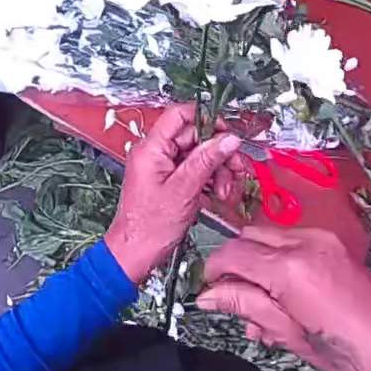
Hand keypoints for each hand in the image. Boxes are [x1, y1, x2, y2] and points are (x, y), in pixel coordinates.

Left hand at [105, 104, 245, 283]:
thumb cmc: (149, 228)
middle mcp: (156, 153)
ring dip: (218, 170)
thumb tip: (229, 139)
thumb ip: (207, 161)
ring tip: (226, 190)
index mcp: (152, 149)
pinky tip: (219, 193)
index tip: (227, 133)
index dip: (206, 120)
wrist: (135, 255)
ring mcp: (164, 166)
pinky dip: (211, 179)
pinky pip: (196, 169)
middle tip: (236, 167)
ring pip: (200, 154)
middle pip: (196, 137)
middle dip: (219, 153)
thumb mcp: (184, 190)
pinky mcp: (171, 180)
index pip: (180, 115)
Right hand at [197, 225, 370, 370]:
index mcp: (290, 266)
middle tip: (231, 300)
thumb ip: (247, 305)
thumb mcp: (289, 333)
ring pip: (271, 237)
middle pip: (250, 235)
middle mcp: (305, 240)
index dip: (214, 270)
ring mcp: (324, 238)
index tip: (206, 289)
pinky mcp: (336, 243)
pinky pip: (294, 241)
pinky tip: (283, 298)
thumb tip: (207, 296)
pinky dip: (280, 260)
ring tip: (260, 309)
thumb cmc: (345, 354)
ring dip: (257, 262)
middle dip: (235, 263)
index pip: (234, 253)